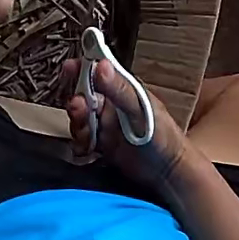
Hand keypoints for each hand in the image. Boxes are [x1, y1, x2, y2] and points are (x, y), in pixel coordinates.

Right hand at [63, 58, 190, 193]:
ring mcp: (106, 125)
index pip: (99, 73)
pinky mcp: (101, 145)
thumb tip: (102, 65)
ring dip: (78, 125)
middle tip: (78, 106)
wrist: (168, 174)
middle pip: (84, 98)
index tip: (69, 66)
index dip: (83, 68)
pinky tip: (87, 150)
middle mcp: (112, 106)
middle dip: (77, 103)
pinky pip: (82, 141)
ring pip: (80, 120)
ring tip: (86, 132)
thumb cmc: (164, 137)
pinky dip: (80, 145)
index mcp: (124, 91)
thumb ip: (120, 89)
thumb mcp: (141, 109)